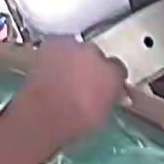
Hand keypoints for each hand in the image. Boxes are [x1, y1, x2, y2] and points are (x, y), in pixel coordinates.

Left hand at [11, 38, 125, 149]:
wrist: (45, 110)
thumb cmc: (77, 121)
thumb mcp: (102, 114)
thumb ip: (109, 97)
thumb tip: (113, 93)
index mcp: (110, 73)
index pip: (118, 68)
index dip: (112, 76)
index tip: (107, 85)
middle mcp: (93, 53)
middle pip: (96, 55)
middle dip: (91, 65)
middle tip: (83, 80)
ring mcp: (71, 44)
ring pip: (76, 48)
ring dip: (73, 58)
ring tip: (64, 73)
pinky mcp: (51, 42)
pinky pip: (58, 46)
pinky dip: (57, 55)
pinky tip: (51, 68)